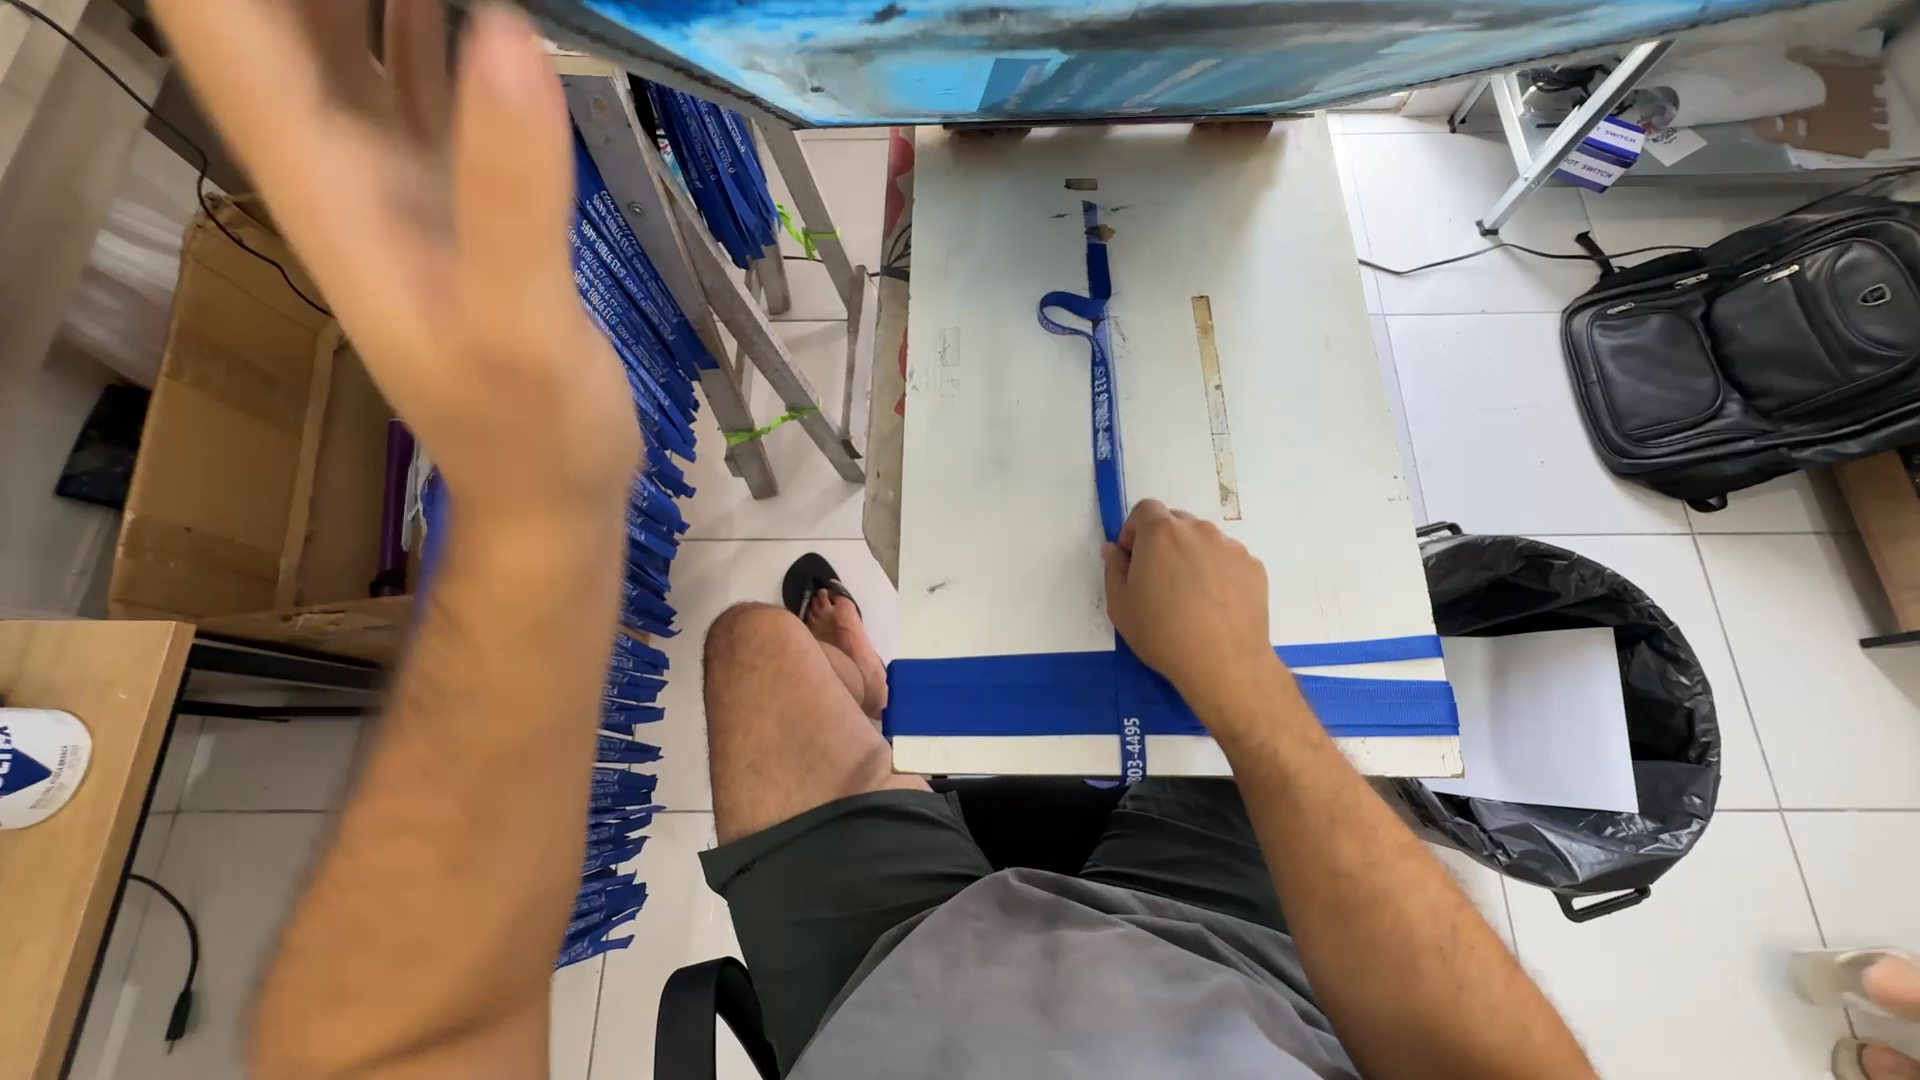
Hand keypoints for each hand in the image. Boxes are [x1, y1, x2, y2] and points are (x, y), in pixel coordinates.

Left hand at [149, 0, 640, 521]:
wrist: (552, 493)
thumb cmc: (533, 433)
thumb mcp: (519, 328)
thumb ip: (510, 194)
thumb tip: (508, 32)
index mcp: (321, 177)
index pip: (222, 7)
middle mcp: (337, 153)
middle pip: (280, 1)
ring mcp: (398, 167)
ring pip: (352, 17)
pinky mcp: (458, 187)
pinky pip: (429, 66)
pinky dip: (448, 13)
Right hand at [1103, 499, 1287, 718]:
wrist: (1224, 664)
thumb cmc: (1162, 634)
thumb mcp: (1120, 605)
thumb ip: (1113, 568)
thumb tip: (1115, 549)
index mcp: (1162, 533)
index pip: (1145, 509)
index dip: (1134, 530)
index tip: (1133, 559)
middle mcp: (1199, 530)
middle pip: (1176, 522)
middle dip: (1162, 542)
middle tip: (1159, 580)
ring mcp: (1231, 547)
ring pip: (1204, 541)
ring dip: (1192, 556)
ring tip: (1190, 596)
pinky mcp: (1254, 567)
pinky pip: (1228, 560)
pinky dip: (1218, 573)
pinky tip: (1215, 605)